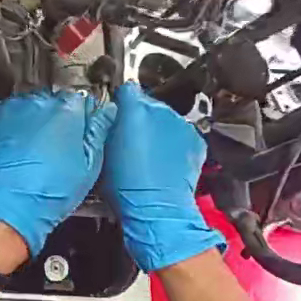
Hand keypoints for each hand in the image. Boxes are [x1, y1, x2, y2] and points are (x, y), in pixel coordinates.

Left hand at [0, 90, 116, 256]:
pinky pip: (1, 114)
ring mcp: (10, 109)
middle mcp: (38, 103)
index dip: (82, 117)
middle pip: (52, 102)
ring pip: (27, 108)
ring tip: (30, 152)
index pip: (81, 99)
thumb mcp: (89, 166)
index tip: (79, 132)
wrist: (5, 208)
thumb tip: (106, 112)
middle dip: (55, 120)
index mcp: (68, 111)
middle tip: (55, 148)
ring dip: (30, 122)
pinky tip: (11, 148)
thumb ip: (99, 131)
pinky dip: (6, 126)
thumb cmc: (47, 193)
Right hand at [102, 82, 225, 271]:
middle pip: (149, 105)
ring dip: (160, 131)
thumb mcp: (105, 153)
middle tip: (133, 142)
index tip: (119, 113)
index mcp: (133, 110)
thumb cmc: (127, 187)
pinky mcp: (195, 140)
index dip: (122, 102)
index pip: (127, 90)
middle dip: (141, 119)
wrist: (158, 210)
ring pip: (167, 119)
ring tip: (151, 156)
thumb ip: (109, 126)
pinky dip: (176, 144)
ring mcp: (181, 124)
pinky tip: (167, 162)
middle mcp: (161, 110)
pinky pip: (183, 135)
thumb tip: (113, 113)